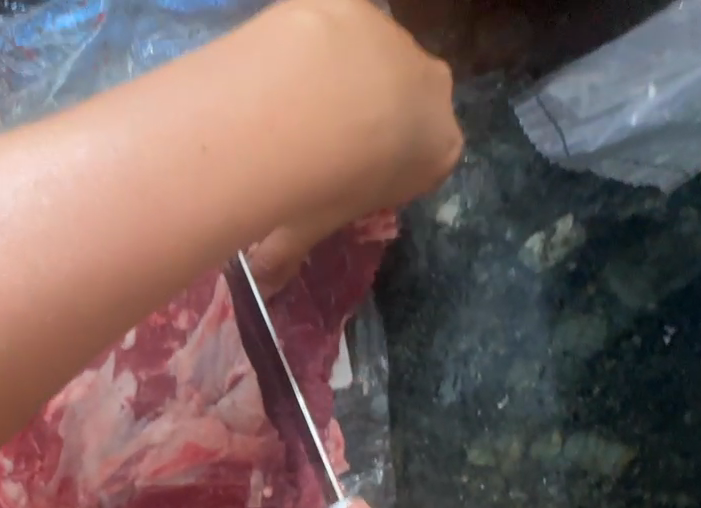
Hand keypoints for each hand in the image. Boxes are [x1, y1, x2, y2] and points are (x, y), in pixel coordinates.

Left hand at [244, 0, 462, 288]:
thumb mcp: (302, 233)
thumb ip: (285, 258)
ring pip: (367, 65)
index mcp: (438, 150)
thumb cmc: (321, 185)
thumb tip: (262, 287)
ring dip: (333, 85)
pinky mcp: (359, 6)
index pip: (419, 165)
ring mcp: (398, 40)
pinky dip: (306, 51)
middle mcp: (433, 90)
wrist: (305, 105)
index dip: (378, 175)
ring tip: (283, 113)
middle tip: (308, 150)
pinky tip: (272, 74)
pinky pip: (332, 32)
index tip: (339, 187)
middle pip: (399, 110)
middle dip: (362, 126)